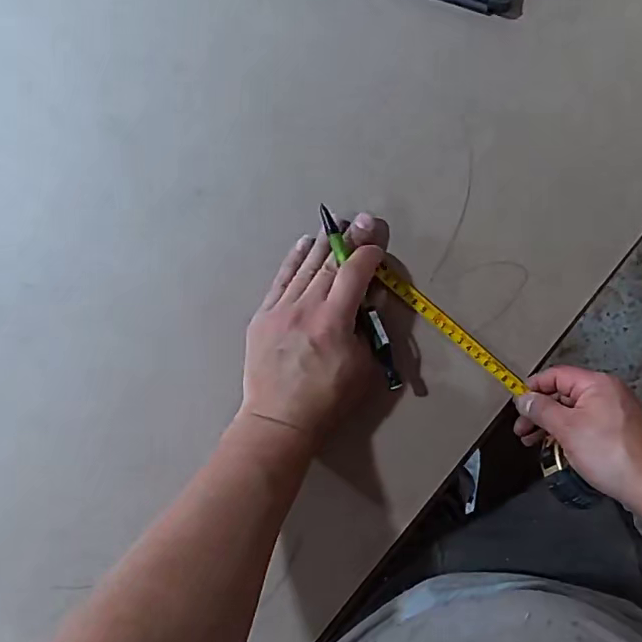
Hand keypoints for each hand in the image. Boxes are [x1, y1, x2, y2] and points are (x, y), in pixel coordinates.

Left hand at [239, 214, 390, 442]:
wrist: (279, 420)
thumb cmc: (328, 400)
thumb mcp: (364, 368)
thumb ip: (369, 330)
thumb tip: (370, 300)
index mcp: (334, 321)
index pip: (354, 274)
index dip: (368, 255)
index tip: (378, 247)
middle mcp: (305, 307)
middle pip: (330, 264)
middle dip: (350, 240)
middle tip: (363, 221)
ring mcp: (280, 309)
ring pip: (305, 267)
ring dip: (323, 244)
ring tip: (336, 225)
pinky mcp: (263, 316)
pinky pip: (280, 279)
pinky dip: (294, 259)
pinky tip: (304, 244)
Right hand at [512, 366, 641, 504]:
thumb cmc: (609, 453)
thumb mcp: (565, 428)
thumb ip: (541, 409)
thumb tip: (523, 398)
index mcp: (597, 383)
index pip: (556, 375)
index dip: (533, 388)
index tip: (518, 404)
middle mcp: (608, 392)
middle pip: (564, 393)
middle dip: (539, 411)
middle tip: (522, 429)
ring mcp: (614, 411)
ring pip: (573, 410)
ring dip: (550, 424)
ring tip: (533, 441)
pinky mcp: (617, 430)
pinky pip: (585, 423)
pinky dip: (567, 432)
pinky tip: (555, 446)